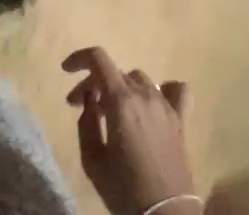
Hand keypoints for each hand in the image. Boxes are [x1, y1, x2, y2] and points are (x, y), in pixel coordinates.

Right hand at [62, 47, 195, 214]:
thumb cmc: (124, 189)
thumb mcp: (93, 159)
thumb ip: (86, 122)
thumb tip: (89, 100)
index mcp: (121, 101)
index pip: (98, 59)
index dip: (79, 59)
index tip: (66, 71)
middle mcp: (145, 95)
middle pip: (115, 73)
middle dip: (94, 84)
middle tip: (81, 106)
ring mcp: (166, 106)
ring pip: (139, 80)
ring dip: (122, 88)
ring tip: (113, 110)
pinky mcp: (181, 121)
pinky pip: (176, 91)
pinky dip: (163, 89)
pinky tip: (154, 101)